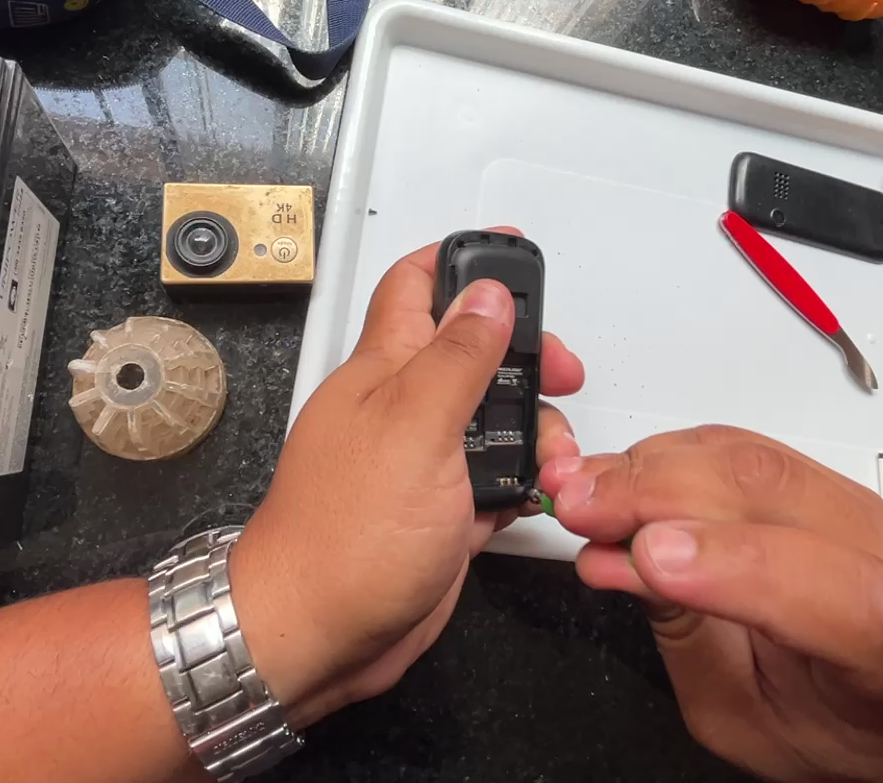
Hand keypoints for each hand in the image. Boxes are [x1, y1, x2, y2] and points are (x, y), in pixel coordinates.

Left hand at [230, 230, 583, 725]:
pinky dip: (517, 477)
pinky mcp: (439, 502)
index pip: (416, 285)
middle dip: (521, 350)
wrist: (321, 636)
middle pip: (469, 347)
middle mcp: (402, 403)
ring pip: (488, 412)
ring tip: (554, 450)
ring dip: (529, 422)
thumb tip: (488, 296)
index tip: (507, 248)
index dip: (460, 259)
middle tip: (560, 366)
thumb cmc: (348, 532)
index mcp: (386, 367)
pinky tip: (530, 491)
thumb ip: (456, 358)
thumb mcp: (414, 428)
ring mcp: (421, 454)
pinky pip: (489, 472)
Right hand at [539, 426, 882, 782]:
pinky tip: (619, 474)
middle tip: (578, 507)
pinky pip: (730, 441)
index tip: (647, 559)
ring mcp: (848, 502)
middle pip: (771, 493)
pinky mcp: (809, 471)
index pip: (844, 598)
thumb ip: (681, 633)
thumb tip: (613, 556)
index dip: (740, 567)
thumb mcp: (740, 713)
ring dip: (647, 465)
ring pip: (741, 454)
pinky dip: (662, 453)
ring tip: (584, 488)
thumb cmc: (827, 724)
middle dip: (655, 492)